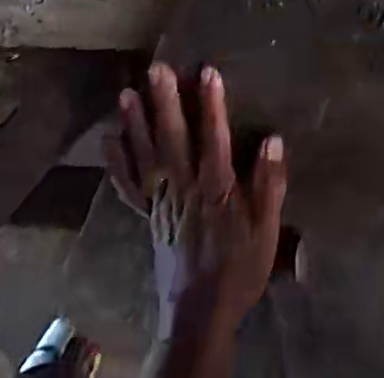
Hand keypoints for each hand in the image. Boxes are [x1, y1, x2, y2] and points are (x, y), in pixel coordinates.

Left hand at [101, 62, 286, 367]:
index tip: (208, 71)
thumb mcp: (266, 230)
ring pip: (146, 156)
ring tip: (127, 93)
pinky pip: (129, 186)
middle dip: (166, 102)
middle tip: (157, 69)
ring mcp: (162, 202)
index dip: (212, 103)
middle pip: (174, 139)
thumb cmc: (239, 268)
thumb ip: (270, 185)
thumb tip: (274, 140)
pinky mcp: (149, 216)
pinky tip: (109, 140)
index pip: (215, 137)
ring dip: (136, 123)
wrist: (199, 315)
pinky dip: (117, 162)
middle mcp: (185, 188)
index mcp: (217, 189)